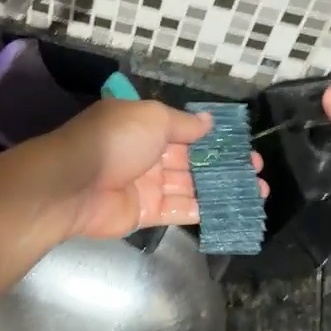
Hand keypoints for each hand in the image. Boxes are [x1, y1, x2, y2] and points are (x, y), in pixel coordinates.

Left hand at [35, 99, 265, 240]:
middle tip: (258, 171)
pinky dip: (205, 209)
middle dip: (225, 165)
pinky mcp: (145, 213)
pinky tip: (233, 208)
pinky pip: (180, 210)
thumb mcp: (151, 117)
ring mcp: (146, 185)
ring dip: (222, 188)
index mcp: (144, 126)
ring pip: (191, 186)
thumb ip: (183, 123)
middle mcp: (146, 154)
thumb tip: (210, 122)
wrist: (72, 185)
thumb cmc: (113, 141)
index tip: (245, 145)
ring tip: (258, 191)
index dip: (216, 139)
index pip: (186, 131)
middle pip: (192, 160)